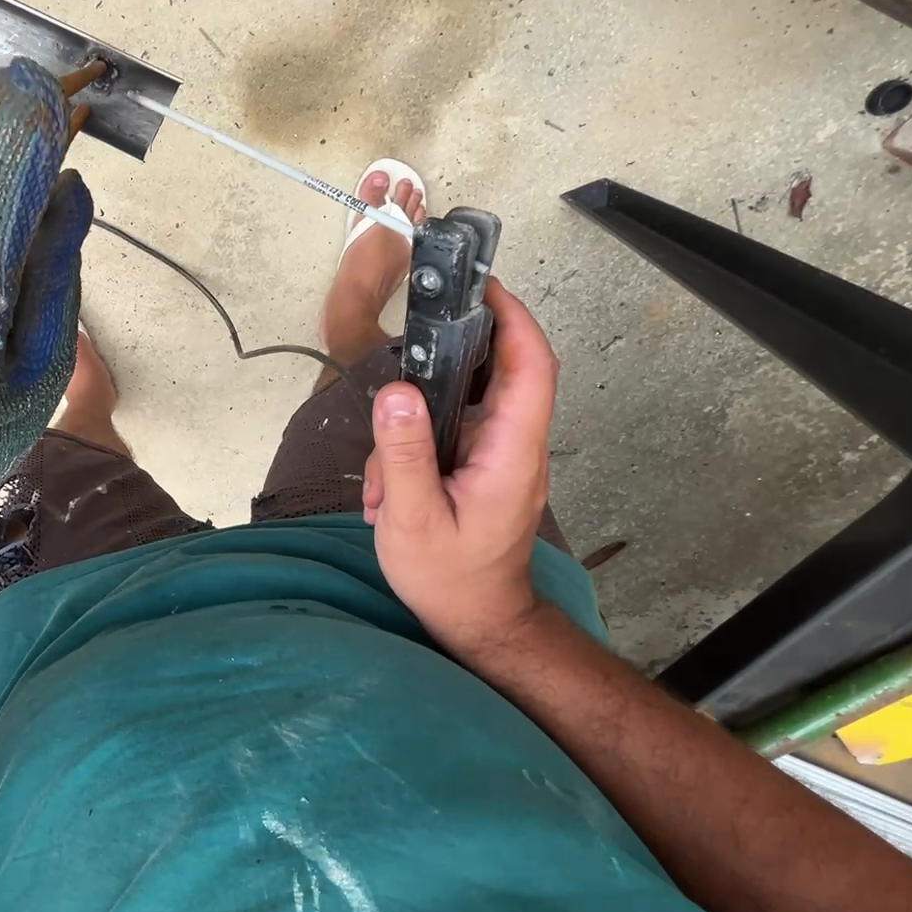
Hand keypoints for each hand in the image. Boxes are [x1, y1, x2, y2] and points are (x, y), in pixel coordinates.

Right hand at [362, 280, 558, 647]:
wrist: (477, 625)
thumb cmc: (450, 578)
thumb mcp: (411, 518)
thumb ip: (403, 453)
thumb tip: (395, 390)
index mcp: (512, 453)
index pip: (530, 368)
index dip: (514, 320)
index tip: (483, 287)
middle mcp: (516, 449)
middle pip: (492, 382)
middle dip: (439, 379)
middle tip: (396, 384)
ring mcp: (499, 462)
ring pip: (455, 417)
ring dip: (408, 440)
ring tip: (382, 493)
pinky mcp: (481, 474)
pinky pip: (446, 442)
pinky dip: (410, 457)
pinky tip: (387, 497)